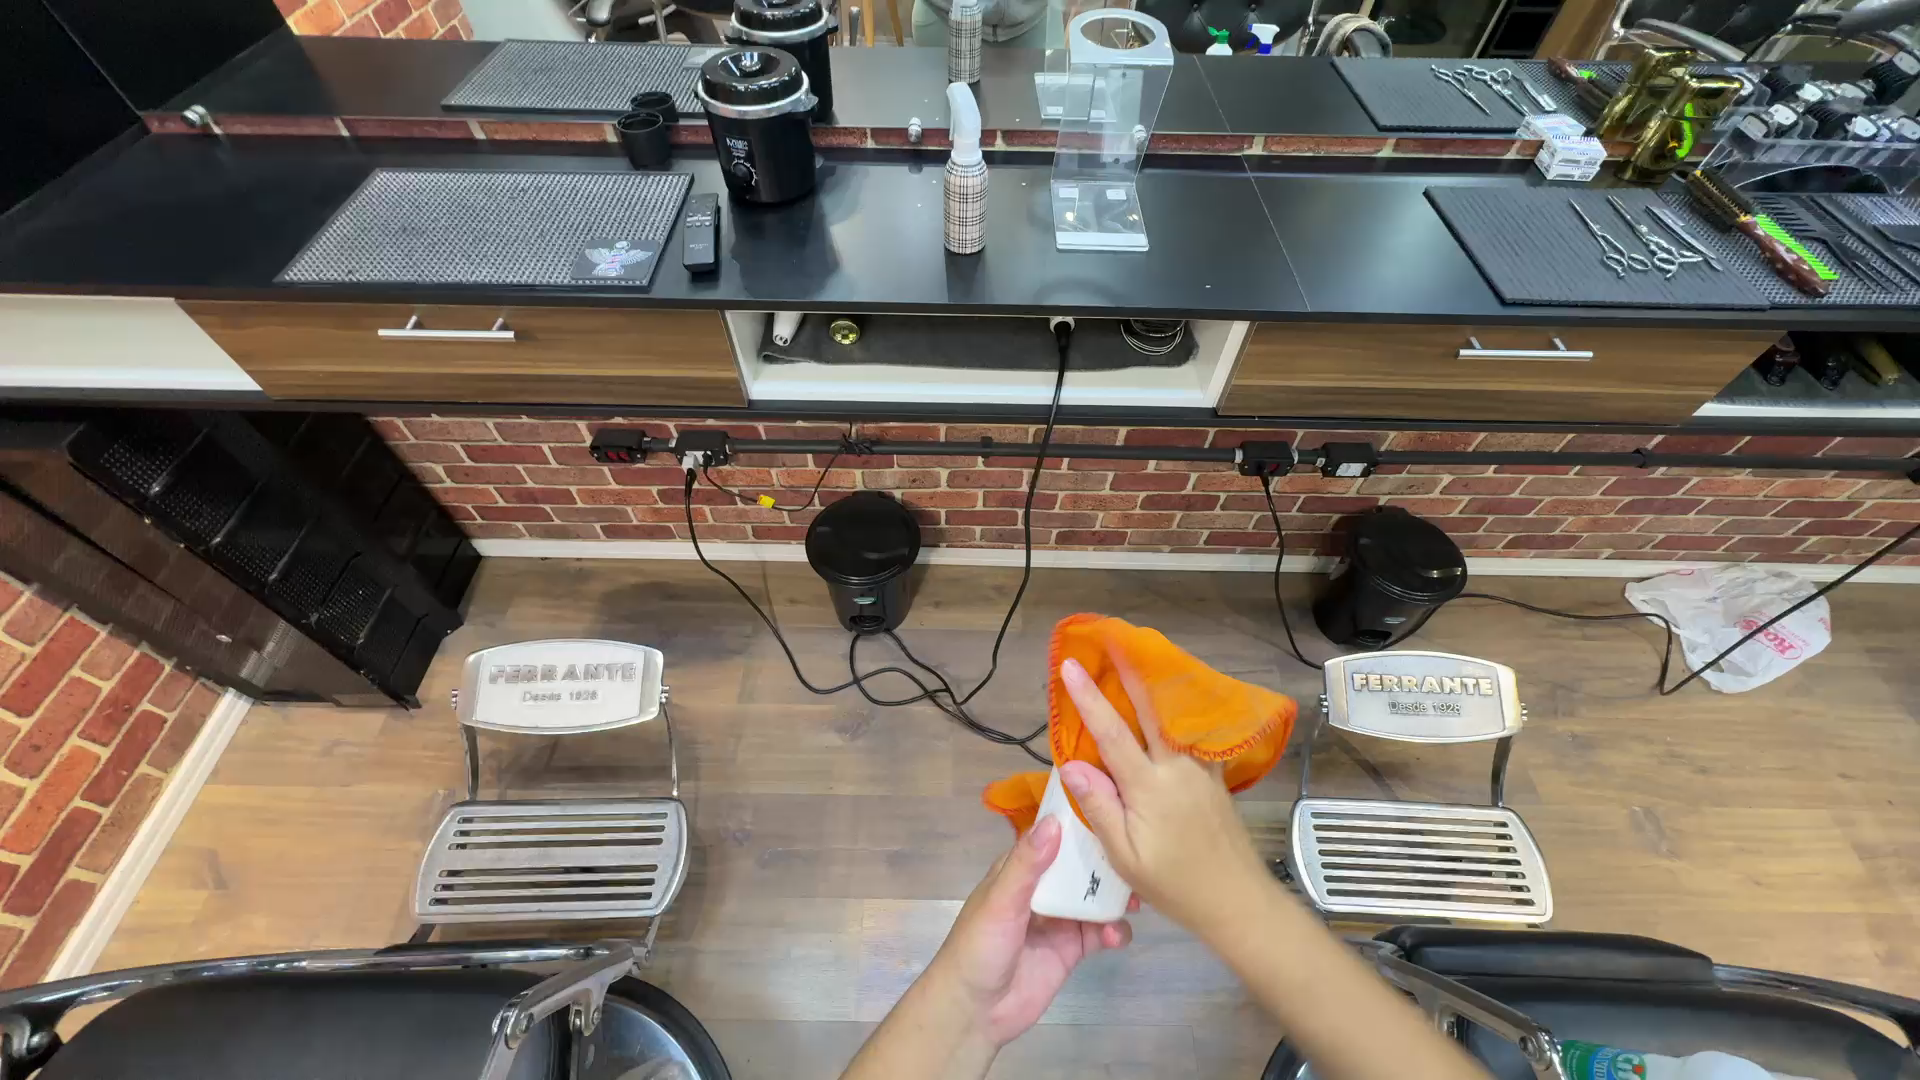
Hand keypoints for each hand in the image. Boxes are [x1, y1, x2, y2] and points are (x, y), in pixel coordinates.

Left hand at [927, 815, 1133, 1048]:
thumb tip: (1053, 822)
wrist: (976, 1011)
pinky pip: (1100, 933)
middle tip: (1133, 864)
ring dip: (1115, 897)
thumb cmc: (979, 946)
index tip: (1110, 813)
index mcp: (1020, 869)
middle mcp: (1042, 889)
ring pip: (1094, 898)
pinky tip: (1116, 936)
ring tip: (1133, 902)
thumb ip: (1027, 864)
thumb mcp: (1000, 900)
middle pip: (1080, 867)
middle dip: (1106, 864)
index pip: (1052, 837)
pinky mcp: (1072, 949)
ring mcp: (1059, 919)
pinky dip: (1114, 931)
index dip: (1078, 826)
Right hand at [1057, 653, 1269, 940]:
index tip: (1070, 665)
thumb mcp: (1125, 856)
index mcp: (1149, 786)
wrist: (1237, 901)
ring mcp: (1201, 768)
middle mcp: (1177, 766)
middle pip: (1151, 709)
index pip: (1111, 732)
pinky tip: (1171, 703)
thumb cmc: (1174, 884)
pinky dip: (1176, 711)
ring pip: (1174, 717)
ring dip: (1155, 686)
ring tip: (1141, 660)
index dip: (1088, 698)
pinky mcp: (1215, 775)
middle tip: (1115, 639)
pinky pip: (1191, 733)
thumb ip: (1099, 806)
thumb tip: (1071, 764)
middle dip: (1131, 672)